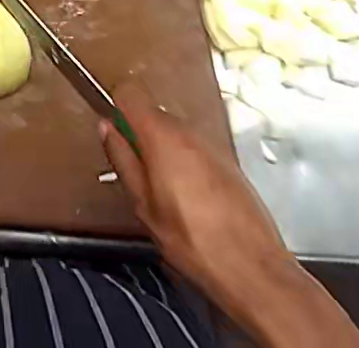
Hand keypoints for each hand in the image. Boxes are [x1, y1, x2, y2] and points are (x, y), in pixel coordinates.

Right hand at [101, 83, 358, 347]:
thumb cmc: (193, 240)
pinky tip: (190, 198)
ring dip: (164, 150)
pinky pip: (194, 147)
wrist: (251, 266)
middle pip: (152, 113)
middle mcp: (187, 130)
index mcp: (160, 135)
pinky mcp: (226, 158)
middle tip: (137, 172)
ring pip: (174, 131)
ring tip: (164, 192)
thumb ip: (122, 158)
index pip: (130, 94)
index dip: (116, 106)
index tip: (113, 128)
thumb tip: (106, 128)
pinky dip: (185, 161)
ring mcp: (210, 142)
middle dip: (140, 135)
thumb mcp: (143, 204)